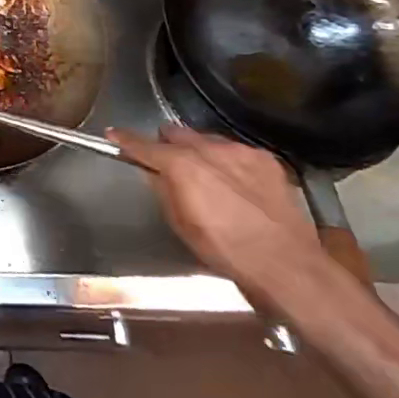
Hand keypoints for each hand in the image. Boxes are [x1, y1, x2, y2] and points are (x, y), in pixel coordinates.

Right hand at [107, 125, 324, 295]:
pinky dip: (229, 162)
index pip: (146, 146)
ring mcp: (242, 151)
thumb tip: (154, 173)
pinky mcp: (266, 159)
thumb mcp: (182, 226)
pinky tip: (235, 184)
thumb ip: (164, 192)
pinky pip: (237, 152)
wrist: (284, 263)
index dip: (127, 141)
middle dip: (168, 144)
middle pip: (179, 134)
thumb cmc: (225, 251)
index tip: (114, 135)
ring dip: (200, 152)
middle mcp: (211, 149)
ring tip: (204, 175)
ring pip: (209, 141)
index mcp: (183, 167)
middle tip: (165, 160)